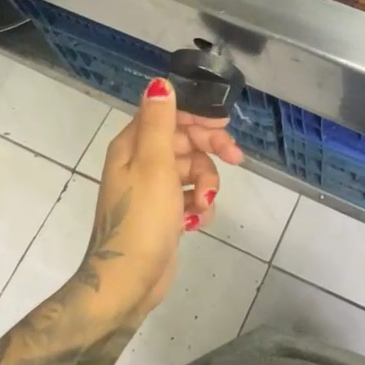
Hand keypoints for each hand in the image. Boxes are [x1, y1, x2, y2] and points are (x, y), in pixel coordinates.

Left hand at [77, 78, 243, 315]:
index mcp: (132, 146)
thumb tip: (160, 83)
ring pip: (191, 171)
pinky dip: (197, 207)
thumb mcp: (153, 164)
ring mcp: (151, 191)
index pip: (169, 116)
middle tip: (236, 159)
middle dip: (210, 152)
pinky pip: (189, 198)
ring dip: (205, 184)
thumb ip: (160, 122)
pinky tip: (196, 223)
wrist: (128, 282)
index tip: (225, 126)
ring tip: (203, 205)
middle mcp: (139, 163)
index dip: (198, 117)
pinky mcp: (162, 214)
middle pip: (184, 142)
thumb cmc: (142, 219)